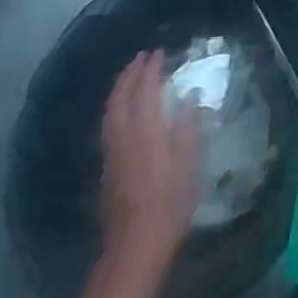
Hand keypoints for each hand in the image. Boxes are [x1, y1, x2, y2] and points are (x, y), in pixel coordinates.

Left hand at [100, 50, 200, 259]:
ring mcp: (112, 148)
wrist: (135, 244)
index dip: (151, 68)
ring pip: (111, 107)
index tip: (159, 52)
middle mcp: (123, 133)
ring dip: (120, 85)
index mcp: (146, 130)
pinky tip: (122, 107)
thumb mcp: (188, 166)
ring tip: (130, 75)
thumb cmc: (169, 205)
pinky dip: (115, 103)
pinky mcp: (106, 162)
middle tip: (142, 57)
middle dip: (131, 72)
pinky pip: (108, 120)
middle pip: (121, 93)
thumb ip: (188, 128)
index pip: (145, 89)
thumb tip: (190, 96)